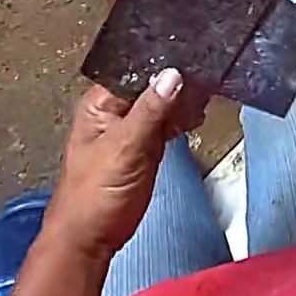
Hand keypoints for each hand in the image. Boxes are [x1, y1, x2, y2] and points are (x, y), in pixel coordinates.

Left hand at [45, 70, 187, 259]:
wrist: (89, 239)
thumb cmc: (94, 193)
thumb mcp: (125, 146)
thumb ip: (150, 111)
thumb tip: (171, 75)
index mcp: (100, 102)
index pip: (133, 71)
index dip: (158, 64)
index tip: (187, 56)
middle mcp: (114, 111)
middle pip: (148, 86)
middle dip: (174, 81)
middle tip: (204, 74)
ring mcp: (129, 130)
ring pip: (159, 105)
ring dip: (180, 101)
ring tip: (205, 92)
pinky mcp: (143, 148)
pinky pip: (164, 125)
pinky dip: (180, 121)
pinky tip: (196, 116)